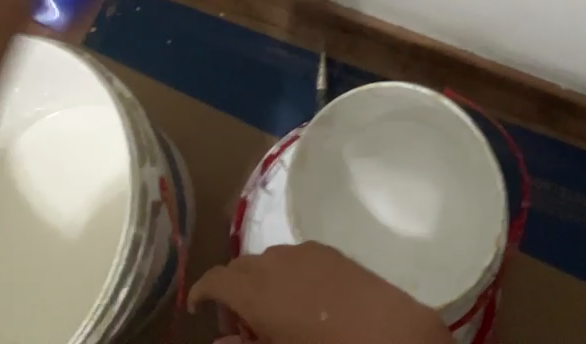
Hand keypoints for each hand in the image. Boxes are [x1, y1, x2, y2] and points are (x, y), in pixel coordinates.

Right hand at [191, 242, 452, 343]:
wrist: (390, 334)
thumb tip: (222, 341)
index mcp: (257, 290)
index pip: (216, 280)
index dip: (201, 291)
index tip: (195, 309)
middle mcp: (276, 262)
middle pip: (239, 268)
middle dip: (230, 293)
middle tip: (238, 329)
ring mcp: (305, 252)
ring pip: (267, 260)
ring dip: (258, 282)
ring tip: (271, 318)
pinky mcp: (330, 251)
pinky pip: (293, 257)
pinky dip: (284, 274)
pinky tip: (300, 302)